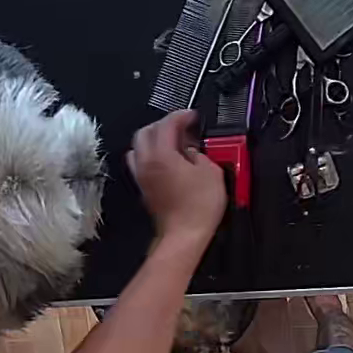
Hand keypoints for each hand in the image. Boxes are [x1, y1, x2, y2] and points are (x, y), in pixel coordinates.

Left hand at [128, 111, 224, 245]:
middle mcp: (146, 162)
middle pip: (146, 132)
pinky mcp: (145, 189)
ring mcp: (142, 177)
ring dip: (154, 140)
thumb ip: (201, 155)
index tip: (192, 116)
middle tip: (183, 128)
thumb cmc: (198, 207)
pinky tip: (167, 163)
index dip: (181, 116)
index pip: (167, 124)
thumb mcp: (212, 173)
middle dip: (164, 125)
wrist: (184, 236)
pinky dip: (152, 156)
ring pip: (139, 147)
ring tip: (173, 144)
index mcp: (162, 154)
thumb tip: (193, 152)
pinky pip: (141, 163)